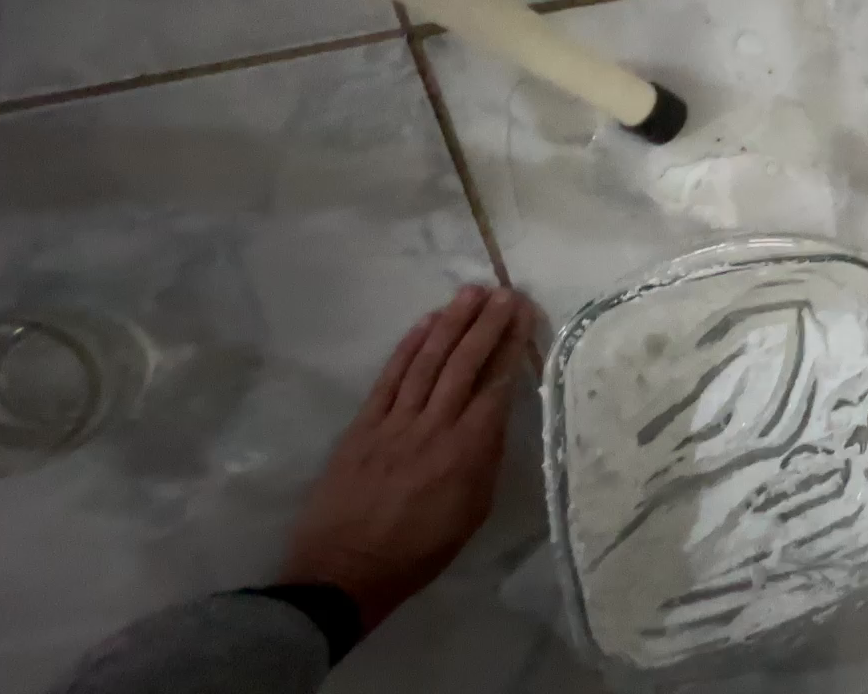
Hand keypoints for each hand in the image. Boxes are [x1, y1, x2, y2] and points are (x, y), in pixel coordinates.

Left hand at [280, 285, 534, 630]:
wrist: (342, 575)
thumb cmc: (423, 547)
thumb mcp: (475, 507)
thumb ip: (487, 455)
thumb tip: (496, 415)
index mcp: (470, 448)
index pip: (497, 382)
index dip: (513, 344)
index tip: (525, 313)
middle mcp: (435, 426)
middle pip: (464, 363)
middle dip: (487, 324)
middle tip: (505, 292)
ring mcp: (395, 423)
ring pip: (428, 362)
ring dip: (452, 323)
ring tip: (470, 293)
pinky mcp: (362, 428)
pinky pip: (390, 379)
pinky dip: (409, 347)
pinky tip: (426, 323)